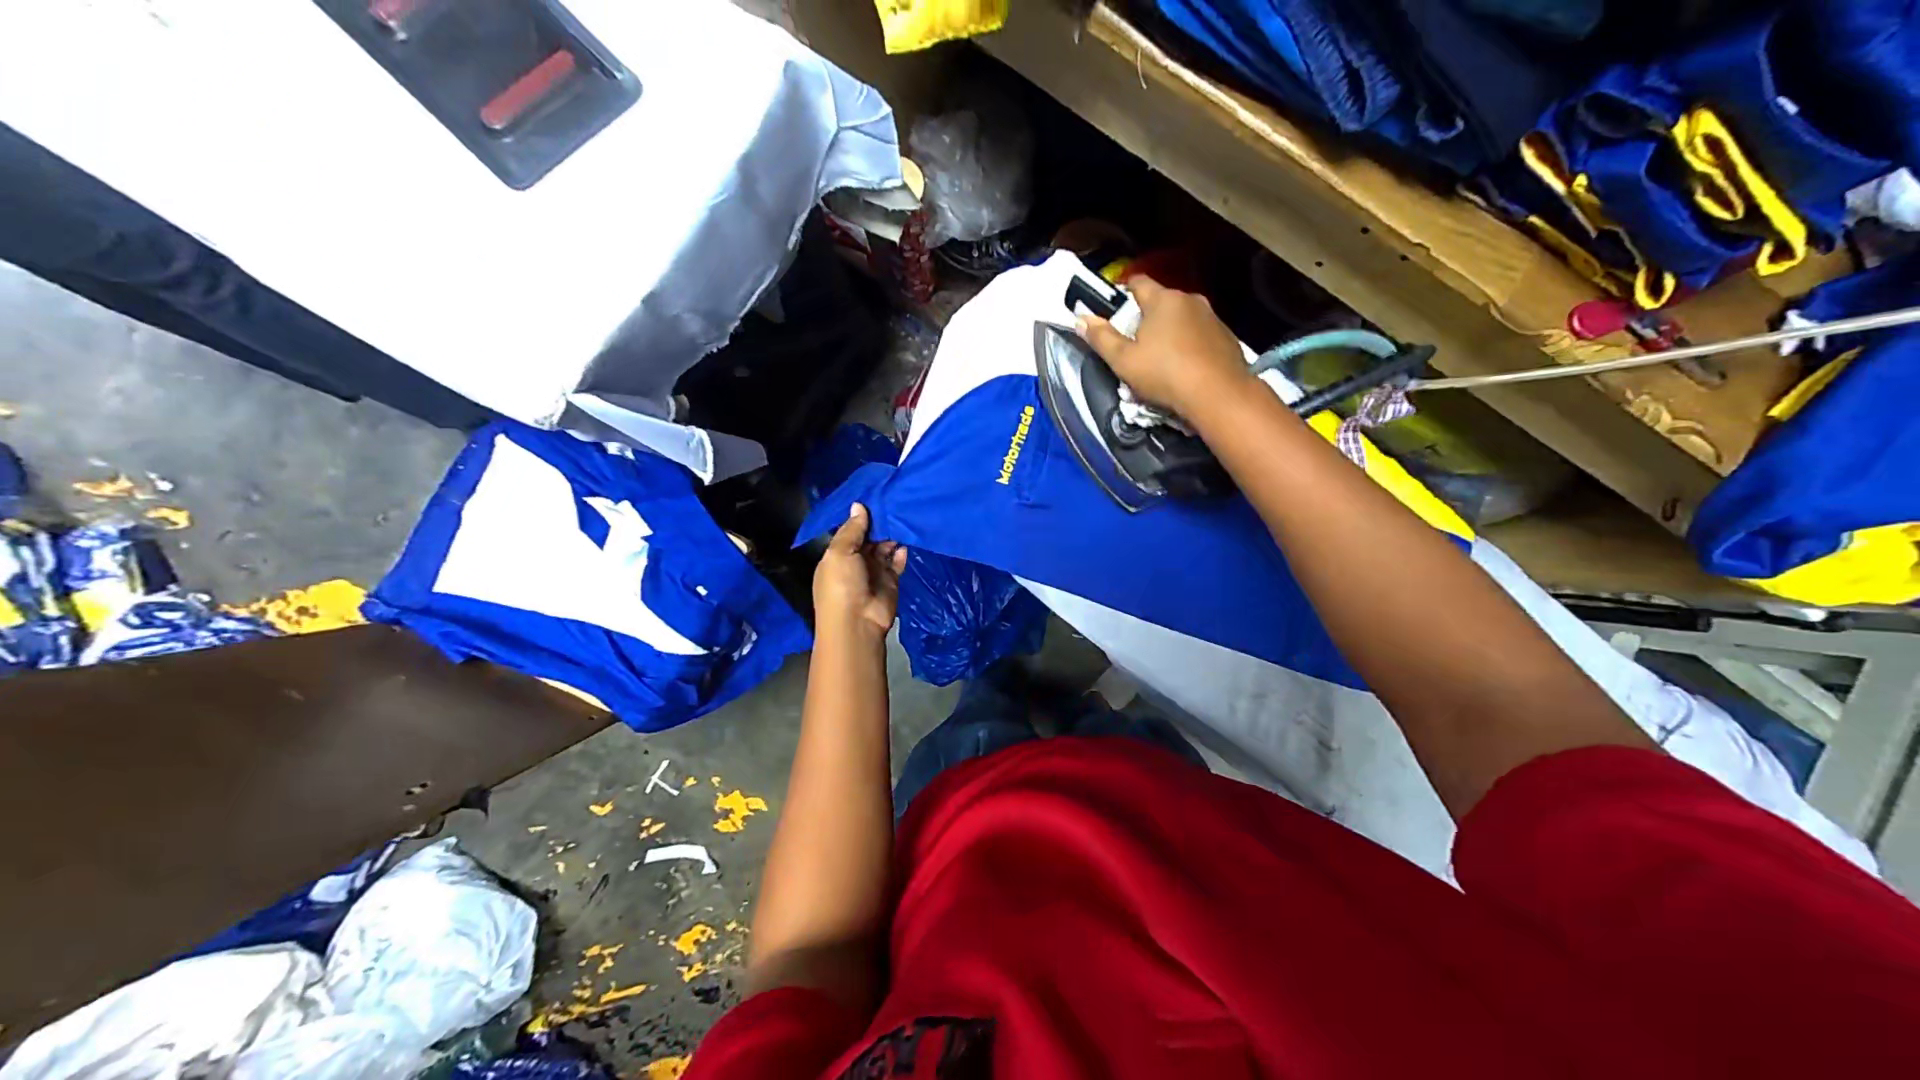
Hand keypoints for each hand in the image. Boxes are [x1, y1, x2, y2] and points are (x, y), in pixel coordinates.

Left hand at [813, 503, 906, 640]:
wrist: (857, 622)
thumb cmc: (842, 585)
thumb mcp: (840, 553)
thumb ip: (852, 530)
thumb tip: (858, 506)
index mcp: (837, 555)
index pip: (849, 532)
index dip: (860, 517)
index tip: (873, 497)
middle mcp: (855, 562)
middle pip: (869, 538)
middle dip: (878, 524)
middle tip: (892, 502)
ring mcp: (874, 572)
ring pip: (885, 548)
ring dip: (891, 536)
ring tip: (901, 518)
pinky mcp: (891, 581)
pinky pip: (897, 562)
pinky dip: (901, 553)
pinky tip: (905, 542)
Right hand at [1076, 276, 1255, 418]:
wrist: (1219, 395)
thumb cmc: (1164, 374)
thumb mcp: (1123, 360)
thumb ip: (1101, 338)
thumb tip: (1081, 319)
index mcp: (1162, 299)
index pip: (1138, 282)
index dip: (1123, 292)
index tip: (1114, 310)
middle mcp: (1190, 300)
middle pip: (1161, 301)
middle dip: (1147, 317)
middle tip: (1135, 343)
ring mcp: (1213, 317)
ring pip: (1183, 318)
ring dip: (1171, 331)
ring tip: (1162, 359)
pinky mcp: (1227, 337)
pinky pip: (1201, 334)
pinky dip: (1191, 345)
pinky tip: (1187, 367)